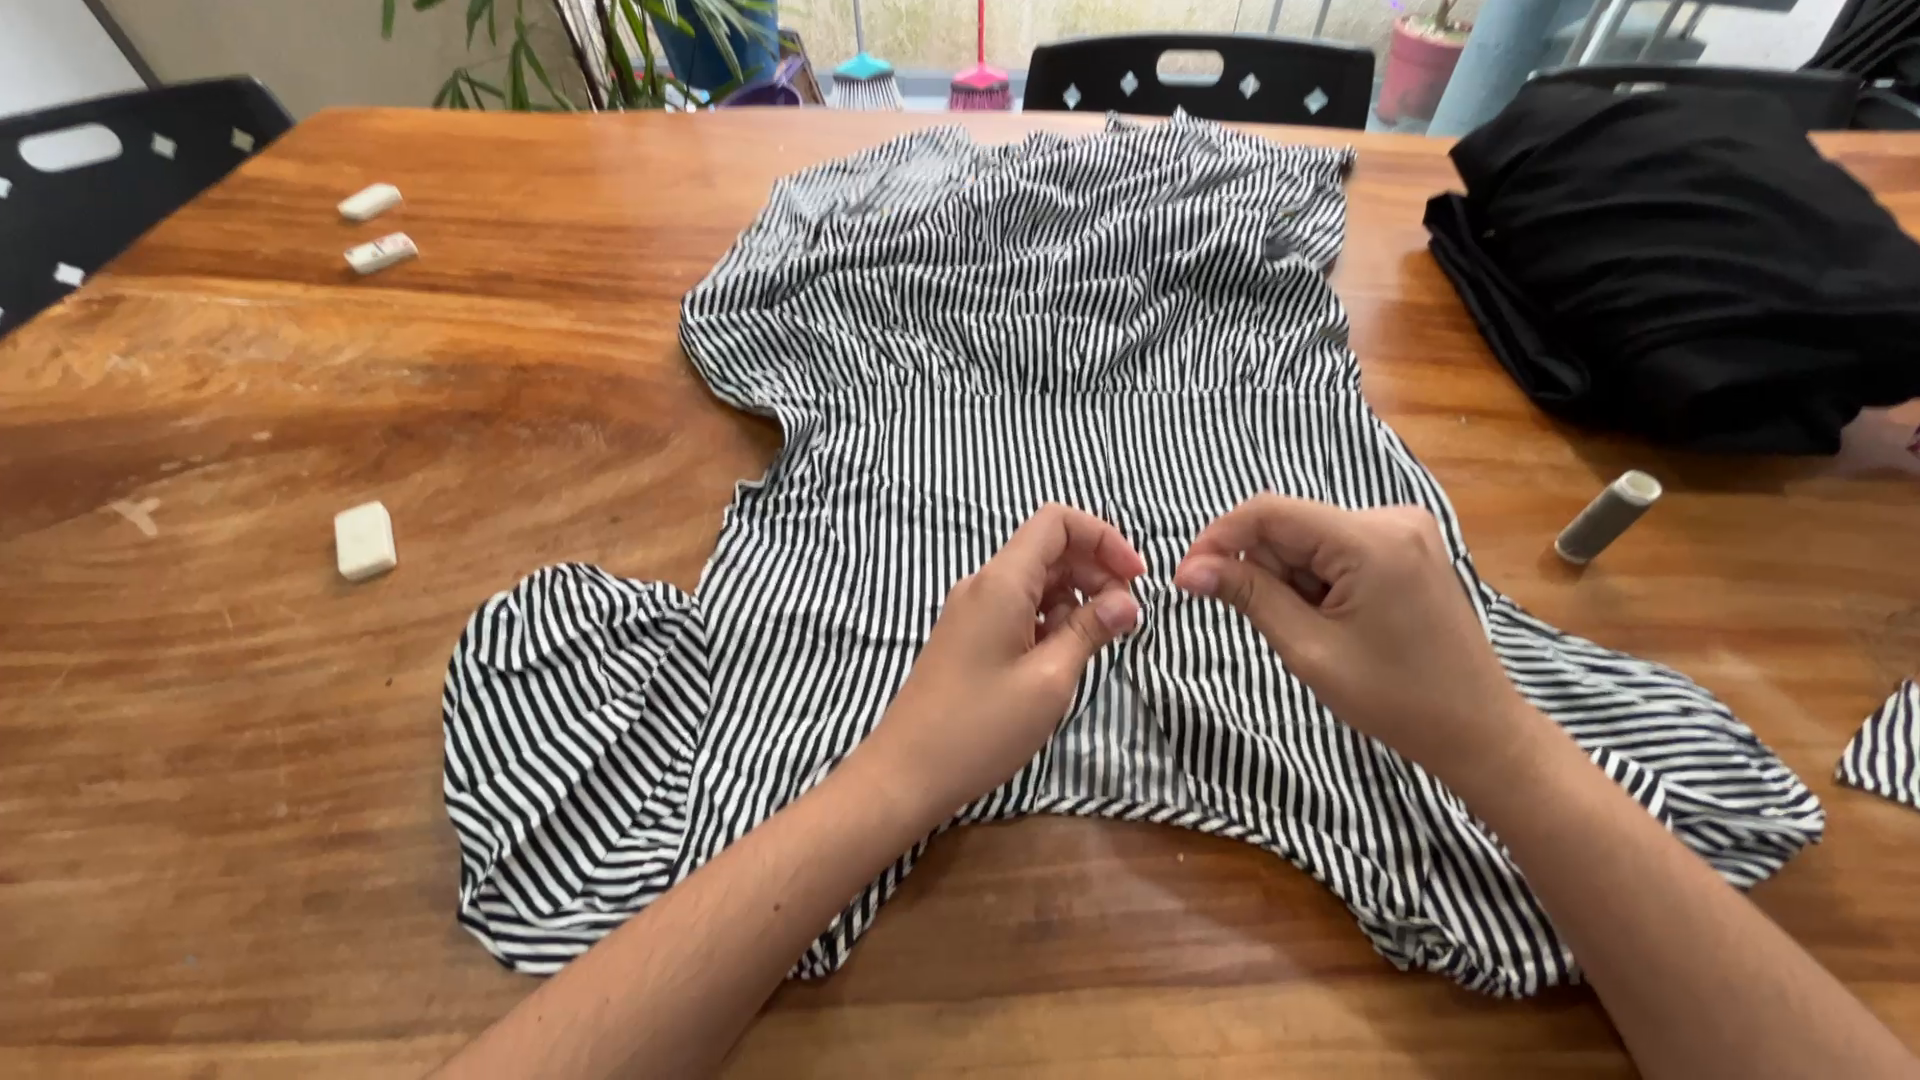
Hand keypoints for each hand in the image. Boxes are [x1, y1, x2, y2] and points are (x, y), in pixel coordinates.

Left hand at [859, 504, 1145, 826]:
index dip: (1103, 538)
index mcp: (1001, 581)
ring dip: (1074, 600)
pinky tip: (1063, 658)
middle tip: (1125, 619)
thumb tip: (1126, 602)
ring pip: (1035, 582)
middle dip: (1095, 572)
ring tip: (1097, 643)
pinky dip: (1049, 621)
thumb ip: (1089, 631)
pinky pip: (1018, 609)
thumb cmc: (981, 727)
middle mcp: (983, 585)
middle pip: (1048, 550)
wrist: (906, 771)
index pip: (1057, 522)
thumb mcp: (1049, 680)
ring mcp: (972, 611)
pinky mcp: (969, 637)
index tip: (1136, 579)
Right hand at [1173, 496, 1543, 792]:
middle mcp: (1390, 518)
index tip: (1187, 579)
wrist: (1477, 730)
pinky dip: (1314, 581)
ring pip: (1307, 540)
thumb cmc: (1394, 699)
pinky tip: (1332, 620)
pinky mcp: (1405, 546)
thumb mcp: (1308, 648)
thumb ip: (1248, 596)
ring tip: (1314, 631)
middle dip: (1262, 571)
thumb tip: (1189, 570)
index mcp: (1370, 539)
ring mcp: (1402, 530)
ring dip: (1290, 581)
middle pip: (1288, 526)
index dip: (1217, 539)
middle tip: (1275, 627)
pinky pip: (1333, 549)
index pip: (1268, 511)